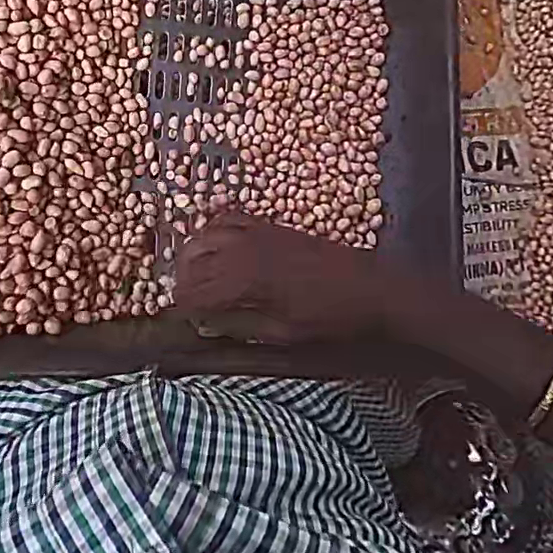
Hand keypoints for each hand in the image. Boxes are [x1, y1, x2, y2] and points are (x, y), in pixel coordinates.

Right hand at [174, 213, 388, 343]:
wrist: (369, 288)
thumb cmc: (329, 318)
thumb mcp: (283, 333)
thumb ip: (240, 326)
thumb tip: (207, 324)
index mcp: (244, 282)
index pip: (194, 292)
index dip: (184, 309)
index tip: (186, 321)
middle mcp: (242, 250)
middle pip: (191, 261)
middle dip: (183, 282)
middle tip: (188, 302)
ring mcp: (254, 232)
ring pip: (203, 236)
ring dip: (193, 256)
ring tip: (196, 276)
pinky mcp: (267, 224)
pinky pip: (227, 219)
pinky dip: (213, 231)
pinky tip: (217, 247)